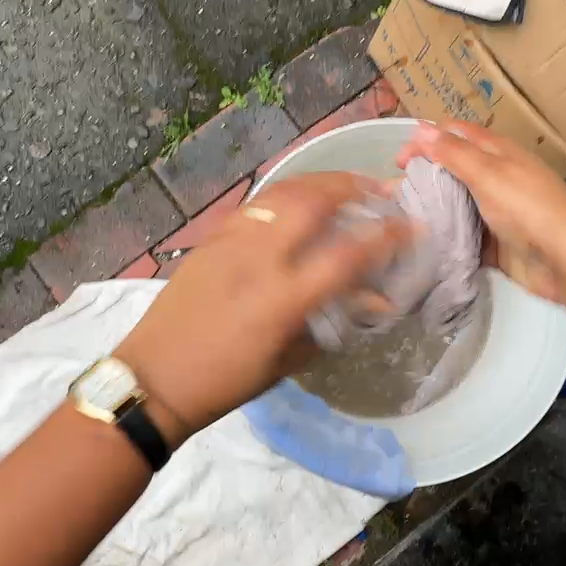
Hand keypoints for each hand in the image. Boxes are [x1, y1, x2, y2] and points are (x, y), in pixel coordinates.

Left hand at [113, 172, 408, 445]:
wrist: (154, 376)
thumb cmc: (226, 381)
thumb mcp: (288, 361)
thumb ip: (333, 323)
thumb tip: (375, 301)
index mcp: (282, 299)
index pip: (347, 254)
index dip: (386, 236)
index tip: (411, 225)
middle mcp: (259, 259)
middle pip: (314, 201)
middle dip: (353, 187)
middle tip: (379, 190)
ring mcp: (232, 241)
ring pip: (283, 193)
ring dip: (320, 183)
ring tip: (345, 186)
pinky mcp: (212, 237)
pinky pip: (257, 205)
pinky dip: (288, 195)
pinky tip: (300, 201)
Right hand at [398, 121, 565, 306]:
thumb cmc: (528, 207)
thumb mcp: (488, 173)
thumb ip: (453, 152)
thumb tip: (420, 128)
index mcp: (497, 152)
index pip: (455, 134)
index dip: (426, 139)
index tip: (398, 162)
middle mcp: (497, 177)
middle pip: (454, 169)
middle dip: (425, 176)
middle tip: (395, 193)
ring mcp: (497, 211)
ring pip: (457, 204)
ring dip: (434, 209)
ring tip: (401, 219)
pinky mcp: (496, 242)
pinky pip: (465, 236)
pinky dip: (447, 238)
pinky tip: (424, 245)